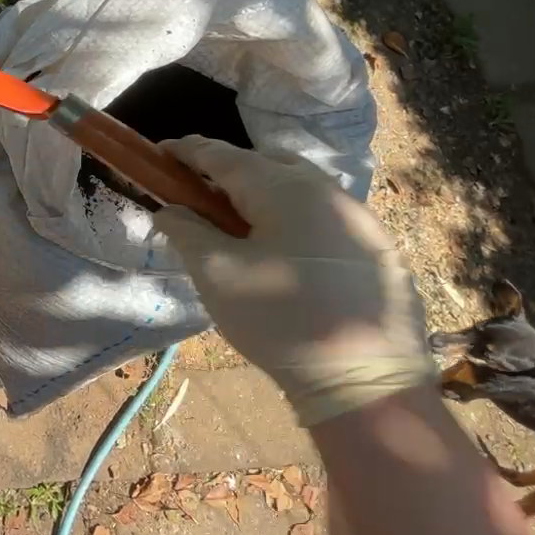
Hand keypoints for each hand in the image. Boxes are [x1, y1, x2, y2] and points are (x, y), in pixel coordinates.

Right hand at [152, 136, 434, 426]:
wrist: (364, 383)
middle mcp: (329, 192)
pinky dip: (288, 214)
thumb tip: (170, 209)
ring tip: (233, 219)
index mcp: (286, 189)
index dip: (187, 151)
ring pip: (299, 187)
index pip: (224, 156)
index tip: (159, 151)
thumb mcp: (214, 272)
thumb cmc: (278, 318)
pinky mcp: (375, 250)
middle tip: (195, 191)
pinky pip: (321, 212)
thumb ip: (184, 229)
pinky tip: (276, 246)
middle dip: (227, 169)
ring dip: (260, 192)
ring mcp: (360, 220)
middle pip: (267, 163)